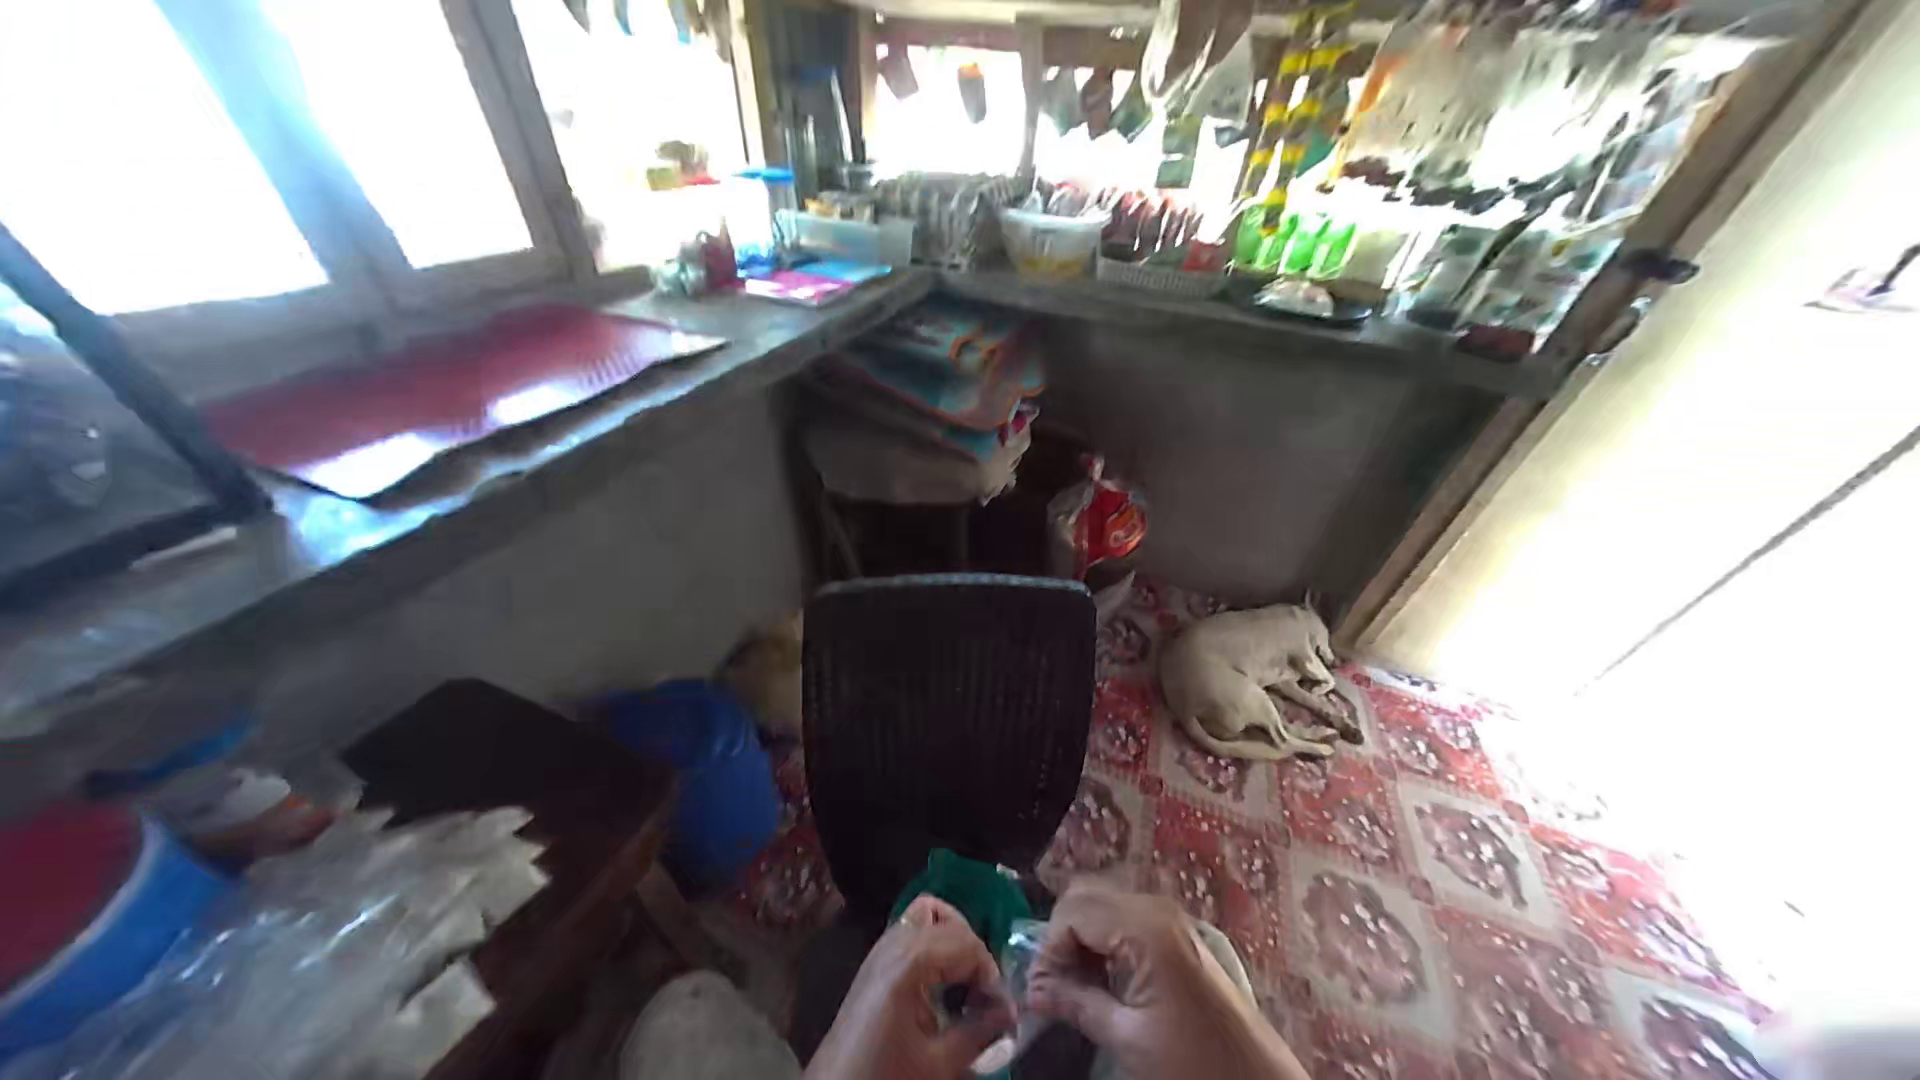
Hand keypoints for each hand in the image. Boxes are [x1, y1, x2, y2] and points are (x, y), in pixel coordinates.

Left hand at [805, 895, 1014, 1079]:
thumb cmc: (884, 1078)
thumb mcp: (938, 1065)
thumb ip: (978, 1033)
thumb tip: (1009, 1014)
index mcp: (909, 961)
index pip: (965, 942)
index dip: (990, 973)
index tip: (1001, 1010)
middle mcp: (893, 942)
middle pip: (946, 919)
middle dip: (972, 951)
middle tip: (984, 993)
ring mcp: (880, 949)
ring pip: (926, 915)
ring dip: (952, 941)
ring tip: (965, 982)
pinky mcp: (874, 962)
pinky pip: (910, 932)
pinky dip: (933, 945)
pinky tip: (941, 984)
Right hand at [1026, 880, 1308, 1079]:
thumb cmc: (1195, 1065)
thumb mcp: (1128, 1039)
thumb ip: (1077, 1003)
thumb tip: (1033, 990)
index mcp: (1144, 927)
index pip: (1073, 911)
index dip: (1049, 948)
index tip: (1039, 992)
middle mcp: (1155, 907)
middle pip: (1086, 896)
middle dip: (1062, 935)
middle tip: (1052, 984)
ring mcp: (1170, 917)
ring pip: (1103, 904)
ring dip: (1081, 937)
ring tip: (1073, 986)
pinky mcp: (1177, 933)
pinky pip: (1125, 918)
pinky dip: (1104, 939)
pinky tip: (1102, 979)